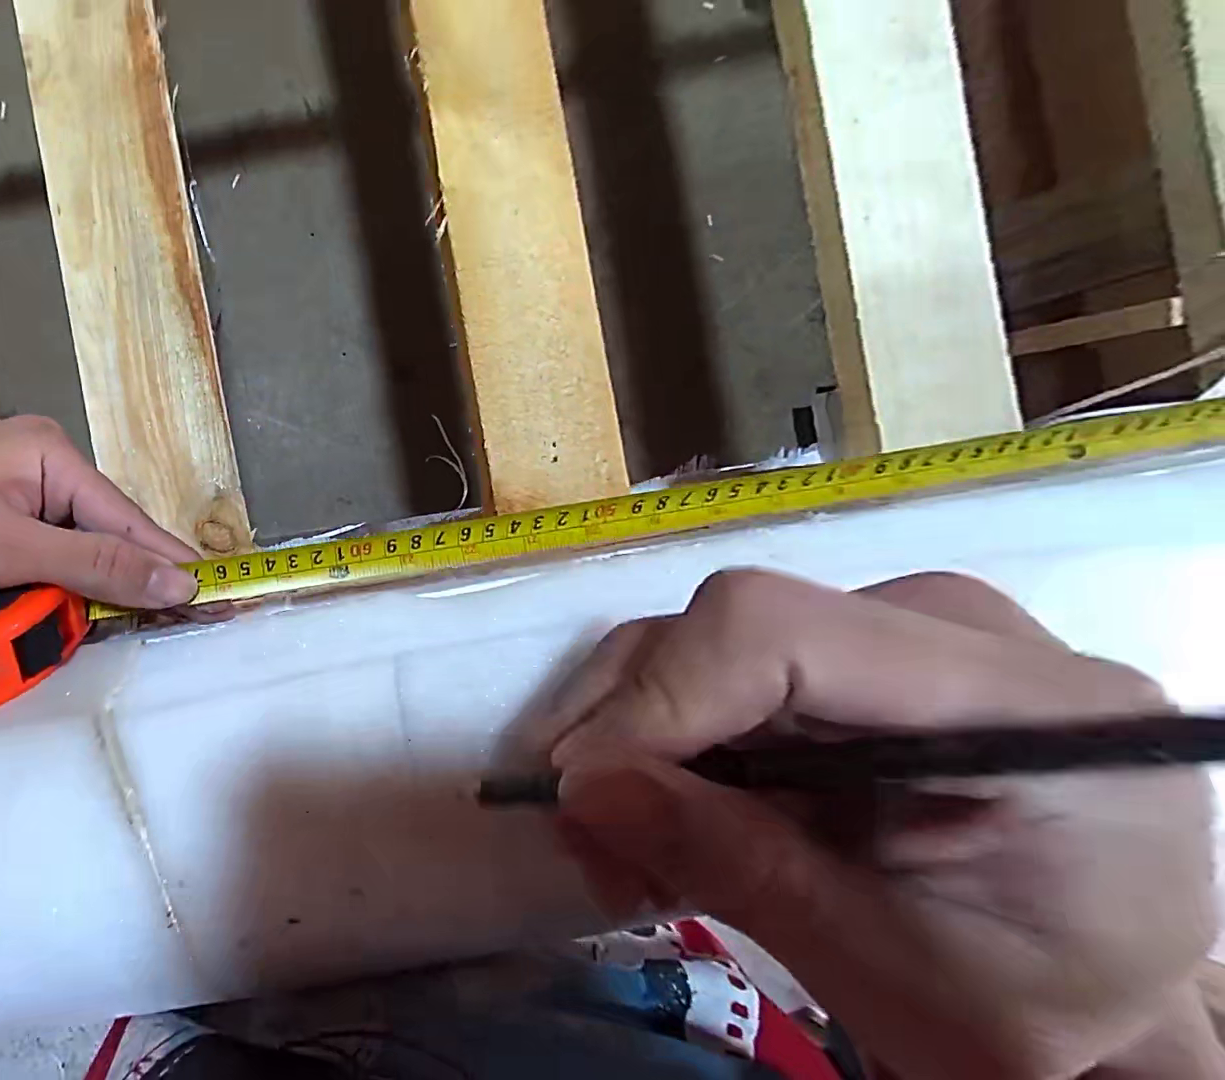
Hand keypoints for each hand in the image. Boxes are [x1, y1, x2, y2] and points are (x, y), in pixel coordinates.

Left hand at [0, 416, 203, 622]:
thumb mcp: (2, 547)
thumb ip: (95, 565)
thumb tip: (183, 581)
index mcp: (47, 453)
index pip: (128, 518)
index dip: (168, 566)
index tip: (214, 606)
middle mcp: (35, 471)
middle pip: (103, 539)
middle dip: (123, 587)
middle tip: (163, 634)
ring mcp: (6, 503)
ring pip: (71, 559)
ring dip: (83, 599)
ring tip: (112, 637)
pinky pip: (38, 568)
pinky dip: (49, 598)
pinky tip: (60, 623)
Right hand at [543, 569, 1217, 1079]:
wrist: (1066, 984)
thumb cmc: (1016, 997)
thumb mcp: (892, 973)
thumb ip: (735, 867)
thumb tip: (580, 791)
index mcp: (1024, 705)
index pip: (777, 632)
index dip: (657, 698)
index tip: (580, 784)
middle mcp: (937, 628)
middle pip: (711, 629)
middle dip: (618, 727)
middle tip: (575, 826)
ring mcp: (866, 627)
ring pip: (678, 641)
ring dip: (614, 737)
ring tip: (602, 833)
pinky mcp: (810, 648)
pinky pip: (683, 666)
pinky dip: (636, 737)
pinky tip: (635, 803)